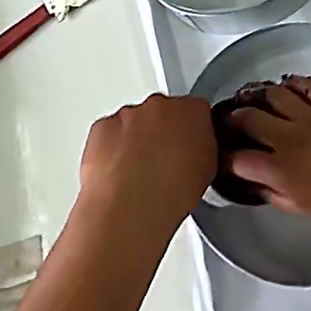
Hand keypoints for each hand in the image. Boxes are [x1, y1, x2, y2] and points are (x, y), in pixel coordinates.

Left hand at [78, 94, 217, 231]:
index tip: (187, 146)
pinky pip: (108, 132)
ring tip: (138, 172)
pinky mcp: (102, 125)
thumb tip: (193, 156)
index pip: (196, 110)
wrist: (132, 203)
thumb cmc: (168, 191)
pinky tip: (118, 170)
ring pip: (132, 121)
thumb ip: (201, 150)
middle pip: (162, 111)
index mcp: (191, 112)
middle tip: (162, 162)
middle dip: (161, 132)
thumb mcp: (207, 172)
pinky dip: (111, 147)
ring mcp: (128, 114)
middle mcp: (159, 106)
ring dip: (134, 139)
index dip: (192, 130)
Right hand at [227, 77, 310, 229]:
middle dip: (231, 121)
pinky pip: (305, 86)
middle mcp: (290, 140)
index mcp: (281, 170)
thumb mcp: (299, 208)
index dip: (224, 158)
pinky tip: (285, 92)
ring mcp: (310, 120)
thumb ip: (271, 193)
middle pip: (246, 118)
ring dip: (257, 97)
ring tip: (252, 102)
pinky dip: (291, 85)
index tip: (222, 159)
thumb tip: (253, 182)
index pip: (237, 158)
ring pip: (272, 95)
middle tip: (230, 124)